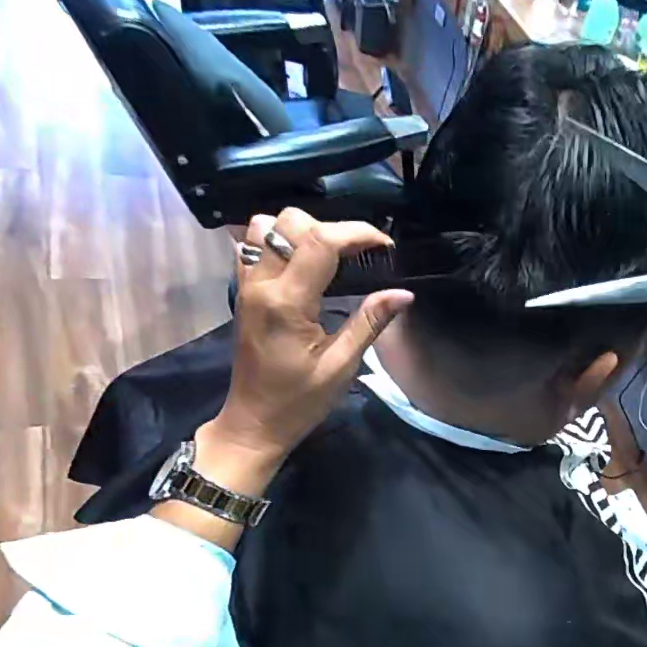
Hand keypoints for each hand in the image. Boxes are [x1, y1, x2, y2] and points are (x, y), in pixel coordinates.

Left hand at [158, 209, 411, 551]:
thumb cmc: (298, 403)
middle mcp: (261, 284)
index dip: (357, 233)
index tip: (384, 246)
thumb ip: (369, 323)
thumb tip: (404, 294)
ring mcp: (246, 286)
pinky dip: (277, 242)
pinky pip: (253, 246)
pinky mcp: (243, 292)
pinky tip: (300, 265)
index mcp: (287, 303)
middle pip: (290, 222)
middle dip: (330, 229)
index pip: (321, 241)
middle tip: (356, 257)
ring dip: (299, 231)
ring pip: (265, 226)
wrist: (254, 423)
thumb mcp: (340, 367)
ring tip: (326, 258)